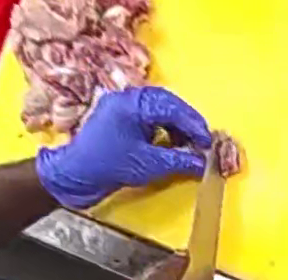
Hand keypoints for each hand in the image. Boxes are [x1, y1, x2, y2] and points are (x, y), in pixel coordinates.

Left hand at [36, 86, 212, 209]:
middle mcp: (126, 99)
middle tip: (203, 142)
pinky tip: (173, 144)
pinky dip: (166, 129)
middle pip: (166, 102)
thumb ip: (180, 160)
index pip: (171, 107)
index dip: (193, 124)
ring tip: (189, 146)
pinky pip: (150, 117)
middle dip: (188, 122)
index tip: (208, 142)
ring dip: (178, 126)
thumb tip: (202, 162)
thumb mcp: (150, 165)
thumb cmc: (111, 166)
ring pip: (159, 109)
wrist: (78, 173)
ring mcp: (123, 107)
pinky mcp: (122, 119)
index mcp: (131, 104)